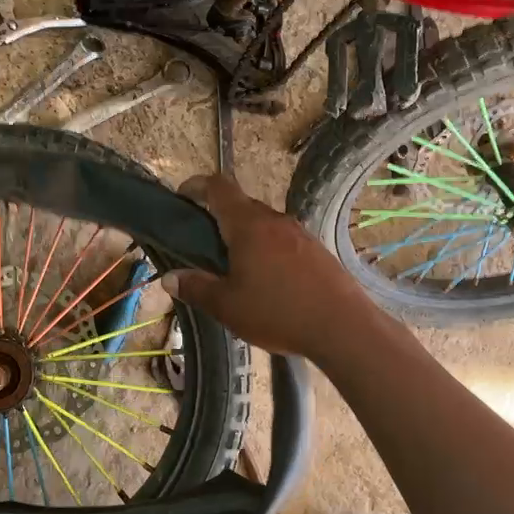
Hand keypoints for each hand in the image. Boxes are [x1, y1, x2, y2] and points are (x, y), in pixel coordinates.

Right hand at [164, 175, 382, 359]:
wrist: (344, 327)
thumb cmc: (278, 312)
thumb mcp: (227, 306)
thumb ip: (196, 288)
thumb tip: (169, 279)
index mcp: (247, 225)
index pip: (218, 186)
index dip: (197, 186)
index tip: (181, 197)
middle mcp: (274, 220)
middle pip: (240, 205)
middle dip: (217, 218)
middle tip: (202, 245)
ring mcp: (299, 233)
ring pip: (262, 224)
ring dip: (243, 236)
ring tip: (233, 267)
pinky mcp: (316, 250)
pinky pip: (282, 239)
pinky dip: (266, 249)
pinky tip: (267, 280)